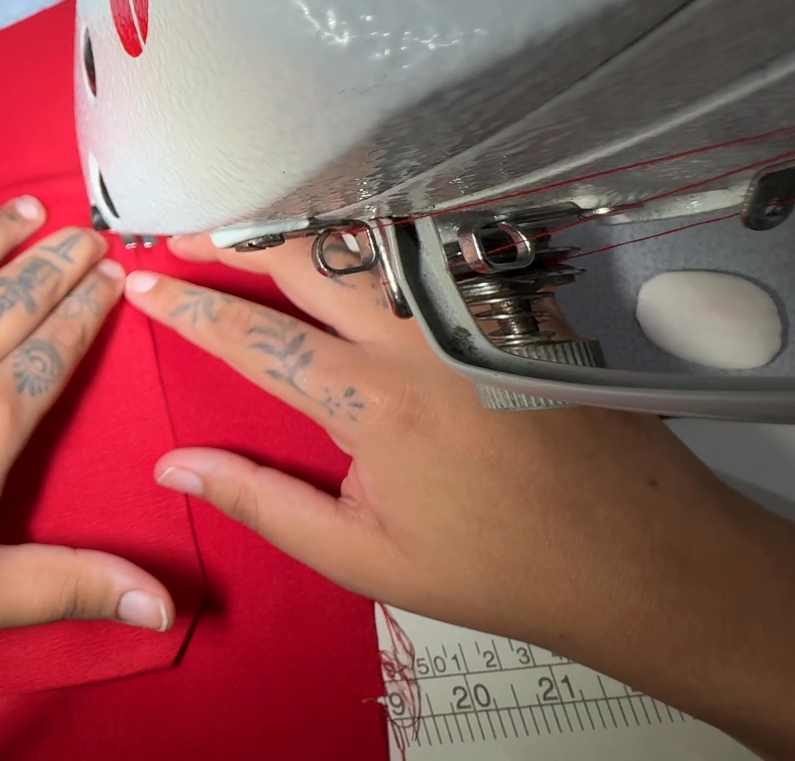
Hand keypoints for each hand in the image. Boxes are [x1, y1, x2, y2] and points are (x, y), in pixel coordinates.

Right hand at [123, 234, 794, 758]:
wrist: (652, 562)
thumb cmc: (493, 565)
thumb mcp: (362, 557)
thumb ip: (259, 502)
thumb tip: (172, 464)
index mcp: (372, 402)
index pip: (253, 336)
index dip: (188, 306)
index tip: (141, 282)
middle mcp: (416, 341)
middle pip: (303, 261)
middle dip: (230, 241)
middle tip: (181, 235)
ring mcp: (468, 316)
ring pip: (360, 245)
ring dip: (289, 231)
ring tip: (239, 229)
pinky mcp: (504, 310)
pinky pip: (413, 257)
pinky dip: (355, 240)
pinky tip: (329, 243)